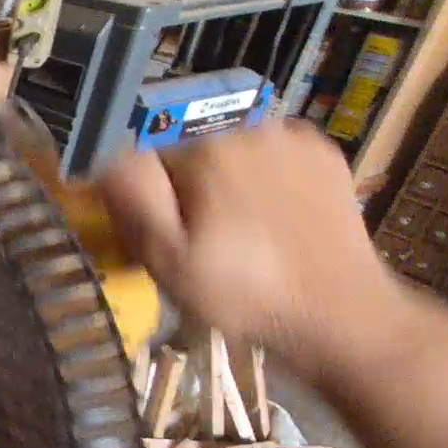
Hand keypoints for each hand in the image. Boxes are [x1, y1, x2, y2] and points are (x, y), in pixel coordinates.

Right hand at [97, 120, 413, 379]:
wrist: (339, 315)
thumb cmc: (240, 293)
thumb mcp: (165, 256)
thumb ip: (132, 198)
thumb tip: (108, 164)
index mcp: (206, 151)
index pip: (144, 167)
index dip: (142, 206)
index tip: (154, 244)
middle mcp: (253, 131)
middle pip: (188, 162)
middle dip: (182, 198)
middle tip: (194, 248)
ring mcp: (297, 143)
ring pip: (228, 163)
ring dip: (220, 192)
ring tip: (234, 240)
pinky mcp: (326, 161)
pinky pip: (270, 166)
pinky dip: (261, 189)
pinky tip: (266, 227)